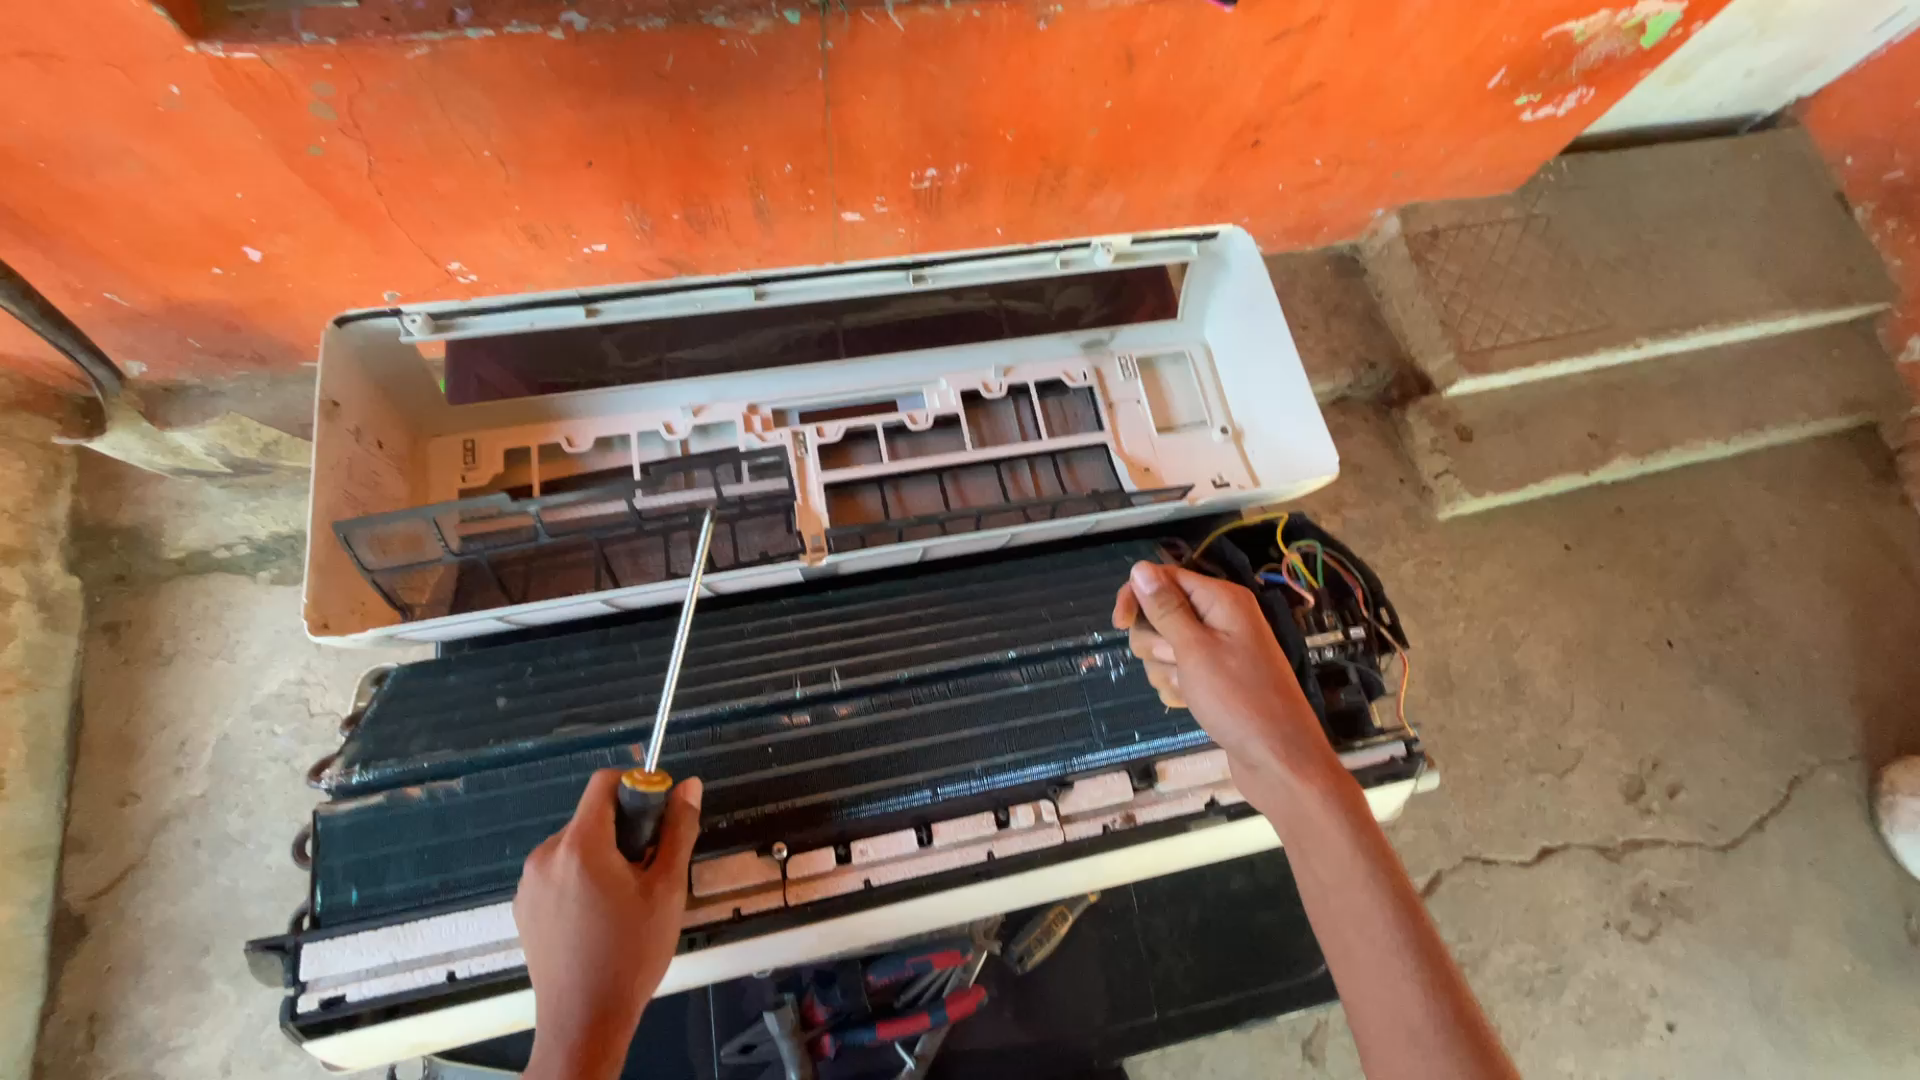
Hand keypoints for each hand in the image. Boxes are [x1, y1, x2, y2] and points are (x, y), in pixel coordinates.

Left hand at [516, 770, 702, 1079]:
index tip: (659, 816)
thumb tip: (688, 785)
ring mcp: (528, 884)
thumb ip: (678, 829)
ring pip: (577, 843)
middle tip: (649, 868)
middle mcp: (545, 856)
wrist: (584, 1023)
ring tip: (626, 897)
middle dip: (625, 829)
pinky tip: (599, 914)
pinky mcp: (523, 907)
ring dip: (605, 853)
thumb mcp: (668, 887)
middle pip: (592, 814)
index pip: (604, 783)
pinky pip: (560, 870)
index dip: (637, 786)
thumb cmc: (631, 952)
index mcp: (580, 845)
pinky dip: (582, 876)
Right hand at [1112, 561, 1342, 785]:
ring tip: (1190, 691)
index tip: (1118, 625)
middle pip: (1159, 614)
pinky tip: (1193, 703)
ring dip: (1165, 670)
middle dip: (1154, 642)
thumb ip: (1165, 608)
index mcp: (1221, 600)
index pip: (1163, 578)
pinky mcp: (1213, 678)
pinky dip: (1177, 687)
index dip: (1137, 597)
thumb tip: (1140, 568)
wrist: (1277, 760)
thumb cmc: (1239, 700)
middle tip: (1176, 664)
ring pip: (1163, 647)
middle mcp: (1220, 618)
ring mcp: (1218, 650)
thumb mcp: (1194, 650)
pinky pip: (1177, 671)